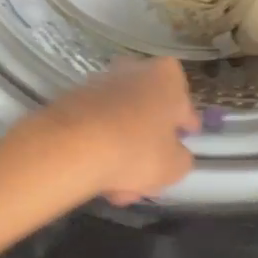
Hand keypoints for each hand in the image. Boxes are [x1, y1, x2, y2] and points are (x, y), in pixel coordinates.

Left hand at [17, 57, 199, 205]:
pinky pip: (97, 127)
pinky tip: (98, 179)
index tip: (182, 142)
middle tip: (149, 173)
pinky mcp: (74, 99)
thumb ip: (180, 157)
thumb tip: (173, 153)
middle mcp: (134, 69)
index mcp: (166, 76)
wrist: (73, 145)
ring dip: (122, 151)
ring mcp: (101, 82)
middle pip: (148, 111)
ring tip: (119, 188)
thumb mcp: (175, 166)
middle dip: (148, 142)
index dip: (184, 127)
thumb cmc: (137, 149)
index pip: (184, 105)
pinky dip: (100, 149)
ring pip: (121, 123)